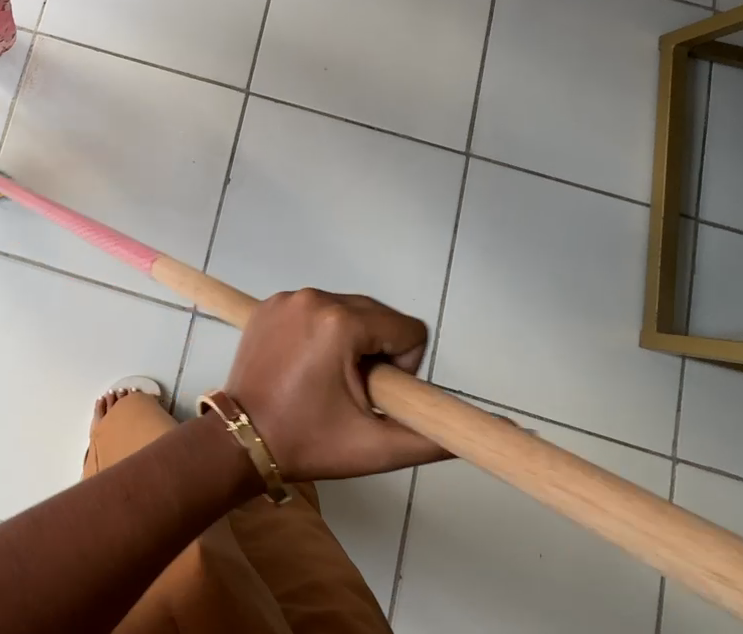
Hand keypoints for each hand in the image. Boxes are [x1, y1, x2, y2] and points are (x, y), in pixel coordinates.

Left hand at [223, 289, 451, 480]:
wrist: (242, 438)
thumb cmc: (309, 441)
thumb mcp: (378, 447)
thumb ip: (436, 436)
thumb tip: (500, 432)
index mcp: (340, 322)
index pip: (408, 329)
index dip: (404, 366)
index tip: (375, 394)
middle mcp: (314, 297)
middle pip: (378, 315)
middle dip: (378, 352)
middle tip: (352, 391)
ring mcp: (286, 298)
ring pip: (348, 310)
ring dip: (351, 342)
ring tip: (327, 381)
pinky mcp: (268, 305)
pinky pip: (316, 310)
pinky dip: (322, 333)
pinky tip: (306, 367)